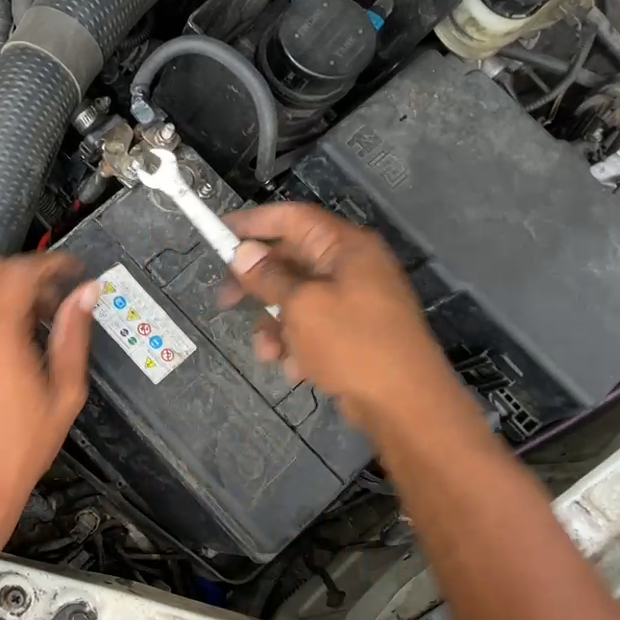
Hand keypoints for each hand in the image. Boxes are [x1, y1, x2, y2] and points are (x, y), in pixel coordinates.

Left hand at [0, 252, 97, 531]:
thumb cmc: (19, 447)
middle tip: (53, 298)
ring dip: (0, 287)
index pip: (21, 272)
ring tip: (26, 315)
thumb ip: (74, 335)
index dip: (50, 264)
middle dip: (28, 274)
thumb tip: (86, 295)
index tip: (69, 270)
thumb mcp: (65, 392)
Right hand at [223, 202, 476, 438]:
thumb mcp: (301, 306)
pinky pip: (309, 325)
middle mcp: (350, 266)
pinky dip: (295, 343)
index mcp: (345, 247)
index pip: (292, 218)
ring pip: (294, 298)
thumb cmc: (352, 344)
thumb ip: (268, 277)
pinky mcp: (350, 330)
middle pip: (290, 260)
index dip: (253, 222)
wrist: (402, 402)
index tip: (218, 233)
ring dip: (274, 324)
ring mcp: (352, 299)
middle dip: (256, 285)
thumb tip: (243, 252)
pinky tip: (296, 367)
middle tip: (225, 301)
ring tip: (270, 352)